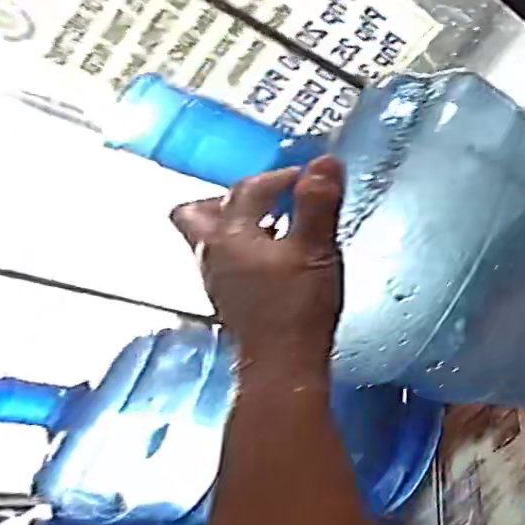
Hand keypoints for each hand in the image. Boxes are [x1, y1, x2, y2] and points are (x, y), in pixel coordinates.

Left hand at [170, 156, 344, 379]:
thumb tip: (325, 164)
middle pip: (200, 211)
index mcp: (231, 235)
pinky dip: (251, 249)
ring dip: (243, 224)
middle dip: (234, 198)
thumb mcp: (317, 249)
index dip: (282, 176)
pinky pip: (229, 260)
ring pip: (213, 237)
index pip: (250, 190)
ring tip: (279, 225)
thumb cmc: (298, 305)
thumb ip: (319, 205)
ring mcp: (218, 278)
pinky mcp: (232, 298)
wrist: (283, 361)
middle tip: (271, 197)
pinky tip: (279, 259)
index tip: (312, 176)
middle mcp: (213, 253)